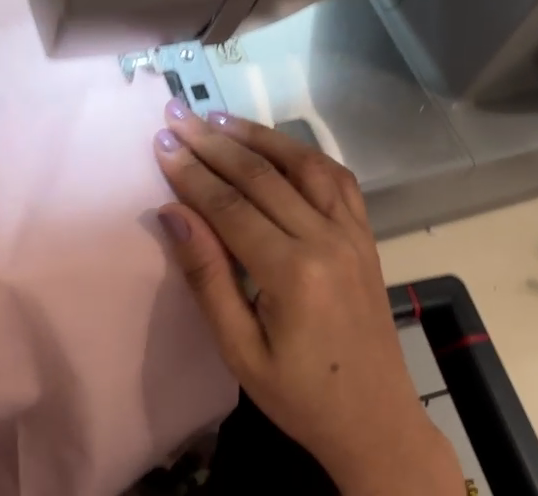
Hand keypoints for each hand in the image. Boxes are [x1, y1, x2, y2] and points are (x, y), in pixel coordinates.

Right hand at [153, 104, 463, 495]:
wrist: (376, 422)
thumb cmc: (300, 396)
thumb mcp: (240, 350)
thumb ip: (207, 277)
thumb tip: (172, 213)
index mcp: (293, 273)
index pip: (230, 205)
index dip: (192, 172)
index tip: (161, 142)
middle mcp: (327, 239)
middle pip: (262, 175)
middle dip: (213, 143)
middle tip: (178, 116)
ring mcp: (352, 233)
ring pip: (303, 164)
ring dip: (258, 135)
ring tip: (219, 118)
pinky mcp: (365, 236)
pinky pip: (338, 178)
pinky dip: (304, 153)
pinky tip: (278, 144)